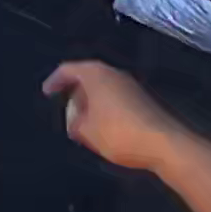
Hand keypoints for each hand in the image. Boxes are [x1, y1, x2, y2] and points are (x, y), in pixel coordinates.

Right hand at [42, 60, 185, 171]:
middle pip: (86, 76)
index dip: (54, 80)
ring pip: (102, 87)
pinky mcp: (141, 97)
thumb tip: (74, 120)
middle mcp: (111, 72)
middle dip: (74, 93)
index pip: (68, 69)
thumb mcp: (88, 131)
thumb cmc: (119, 132)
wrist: (163, 142)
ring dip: (91, 102)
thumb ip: (75, 123)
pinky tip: (105, 127)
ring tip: (85, 122)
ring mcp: (128, 83)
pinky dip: (104, 107)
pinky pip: (114, 96)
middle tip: (67, 111)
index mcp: (94, 73)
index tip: (47, 92)